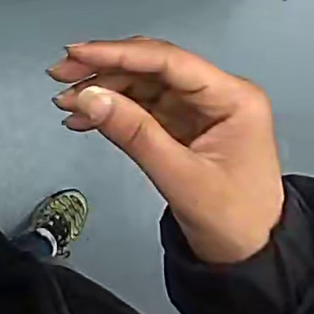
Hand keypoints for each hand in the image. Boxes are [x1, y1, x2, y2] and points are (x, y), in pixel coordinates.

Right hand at [47, 38, 282, 263]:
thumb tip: (91, 97)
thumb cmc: (237, 222)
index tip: (80, 54)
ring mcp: (194, 106)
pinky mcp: (177, 120)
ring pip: (137, 81)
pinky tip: (83, 116)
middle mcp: (214, 94)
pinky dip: (107, 108)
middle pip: (148, 65)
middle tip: (63, 72)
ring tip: (66, 99)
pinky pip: (136, 103)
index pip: (166, 60)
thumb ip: (134, 133)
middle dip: (102, 67)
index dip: (118, 53)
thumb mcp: (182, 178)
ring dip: (99, 88)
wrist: (250, 260)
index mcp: (232, 98)